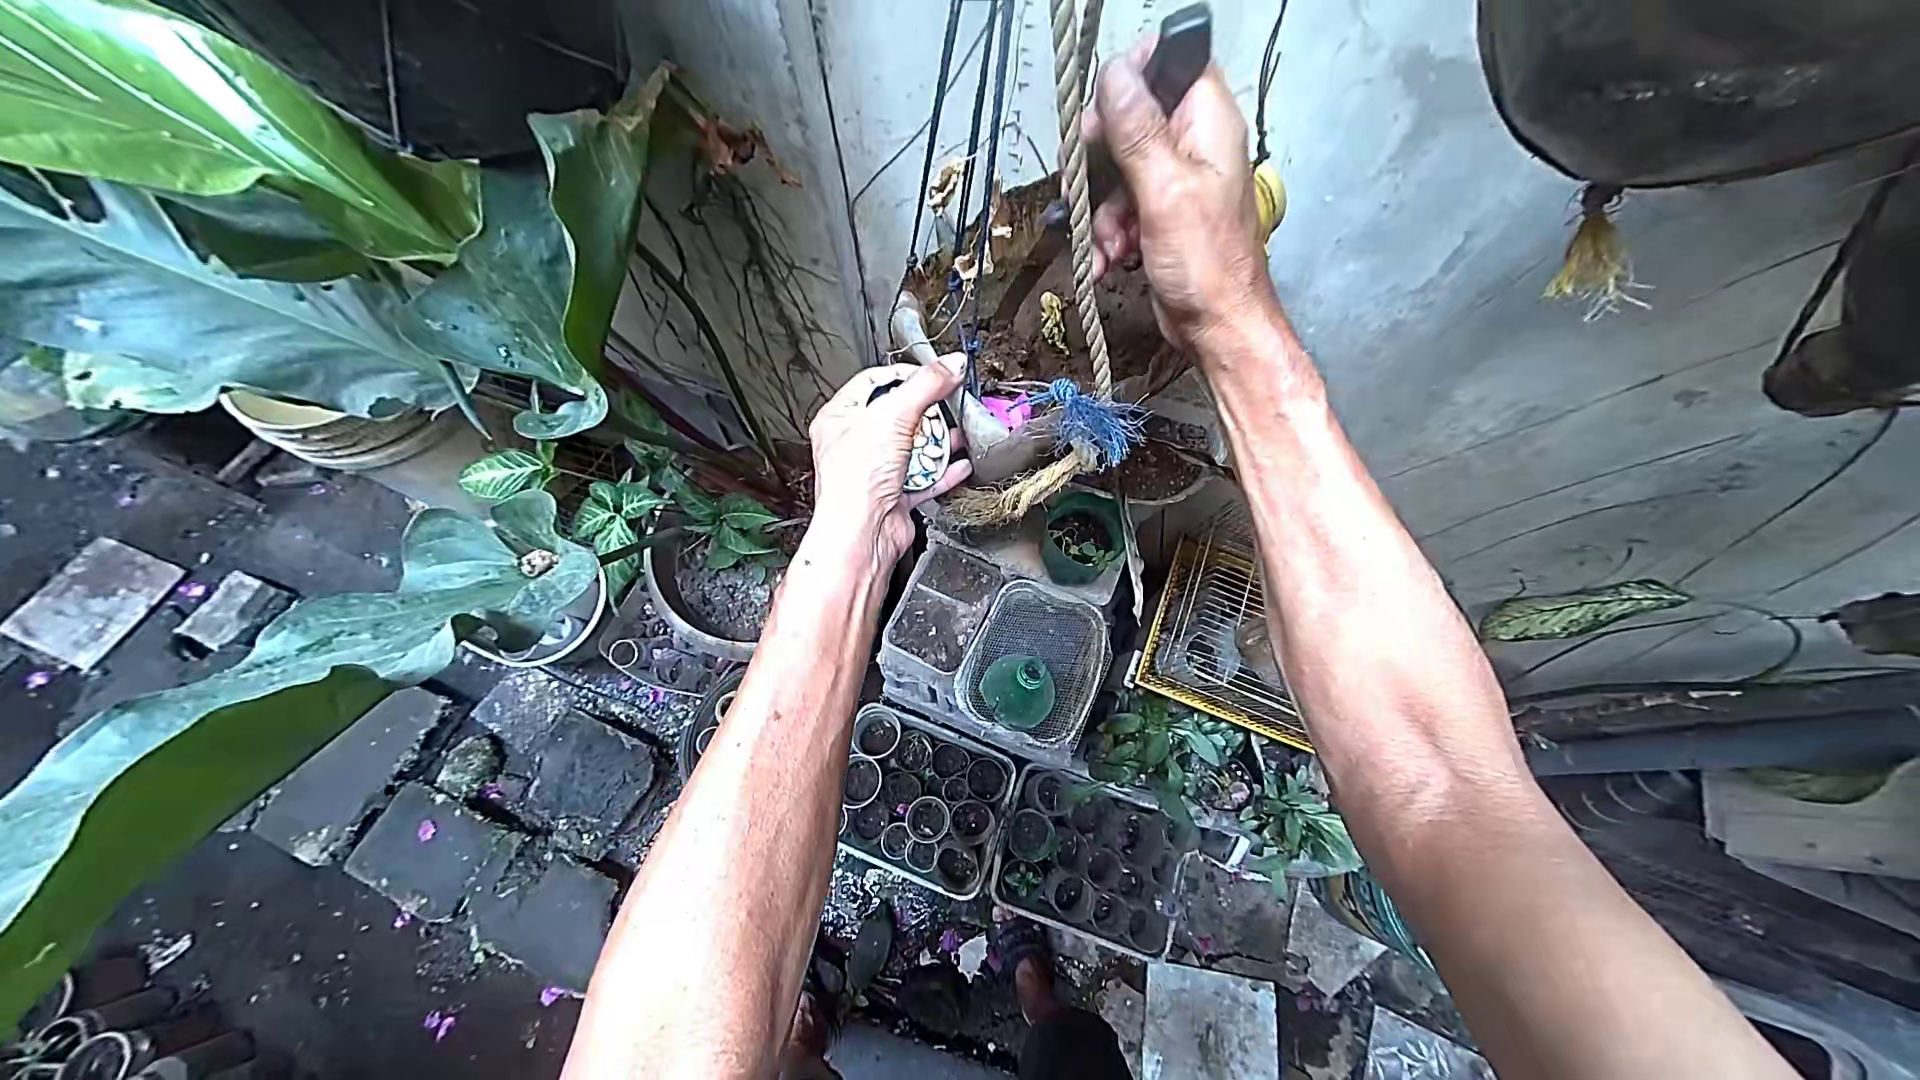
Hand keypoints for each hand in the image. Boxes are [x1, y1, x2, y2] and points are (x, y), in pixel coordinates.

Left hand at [806, 355, 972, 566]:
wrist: (863, 535)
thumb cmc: (855, 484)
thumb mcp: (892, 417)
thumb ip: (925, 386)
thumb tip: (951, 364)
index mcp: (840, 418)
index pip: (875, 382)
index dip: (905, 375)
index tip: (932, 374)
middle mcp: (856, 444)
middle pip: (900, 414)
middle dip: (928, 411)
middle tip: (948, 404)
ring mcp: (877, 471)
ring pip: (915, 448)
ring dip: (940, 443)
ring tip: (959, 434)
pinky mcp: (896, 495)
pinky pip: (925, 477)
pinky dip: (944, 471)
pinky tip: (959, 464)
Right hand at [1085, 41, 1276, 350]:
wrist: (1213, 325)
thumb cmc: (1208, 267)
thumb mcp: (1166, 192)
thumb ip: (1138, 133)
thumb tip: (1116, 77)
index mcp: (1207, 122)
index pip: (1168, 63)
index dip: (1128, 81)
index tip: (1102, 117)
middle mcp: (1191, 146)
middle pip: (1129, 123)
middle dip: (1100, 163)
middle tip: (1086, 187)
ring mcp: (1172, 183)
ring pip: (1116, 174)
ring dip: (1101, 213)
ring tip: (1109, 244)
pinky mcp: (1156, 217)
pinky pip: (1118, 211)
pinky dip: (1107, 236)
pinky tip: (1108, 259)